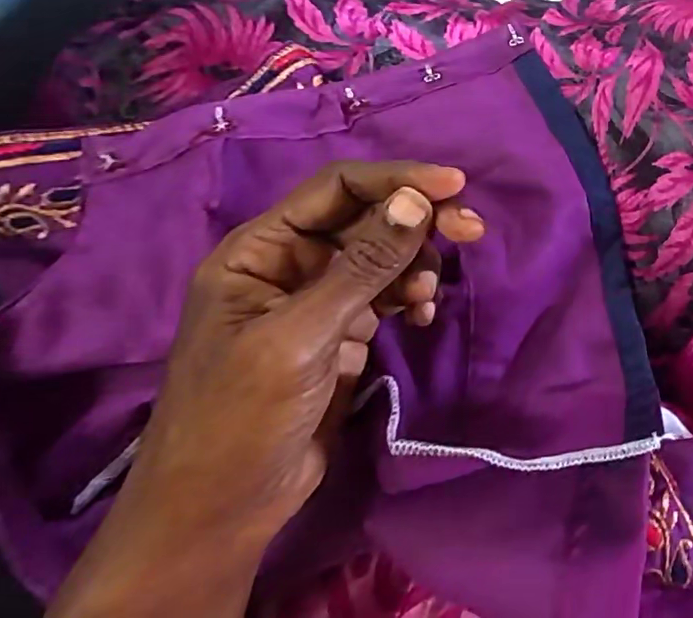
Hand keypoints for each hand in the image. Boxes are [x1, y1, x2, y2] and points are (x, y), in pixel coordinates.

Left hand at [49, 161, 484, 617]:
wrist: (221, 514)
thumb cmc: (240, 417)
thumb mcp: (301, 337)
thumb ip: (361, 266)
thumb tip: (416, 201)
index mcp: (261, 249)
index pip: (338, 188)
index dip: (396, 178)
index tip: (453, 184)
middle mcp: (291, 261)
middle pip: (369, 216)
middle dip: (419, 220)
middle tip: (471, 229)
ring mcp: (318, 296)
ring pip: (384, 253)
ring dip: (417, 263)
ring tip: (427, 295)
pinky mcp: (342, 329)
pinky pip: (388, 291)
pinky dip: (411, 295)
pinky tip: (420, 315)